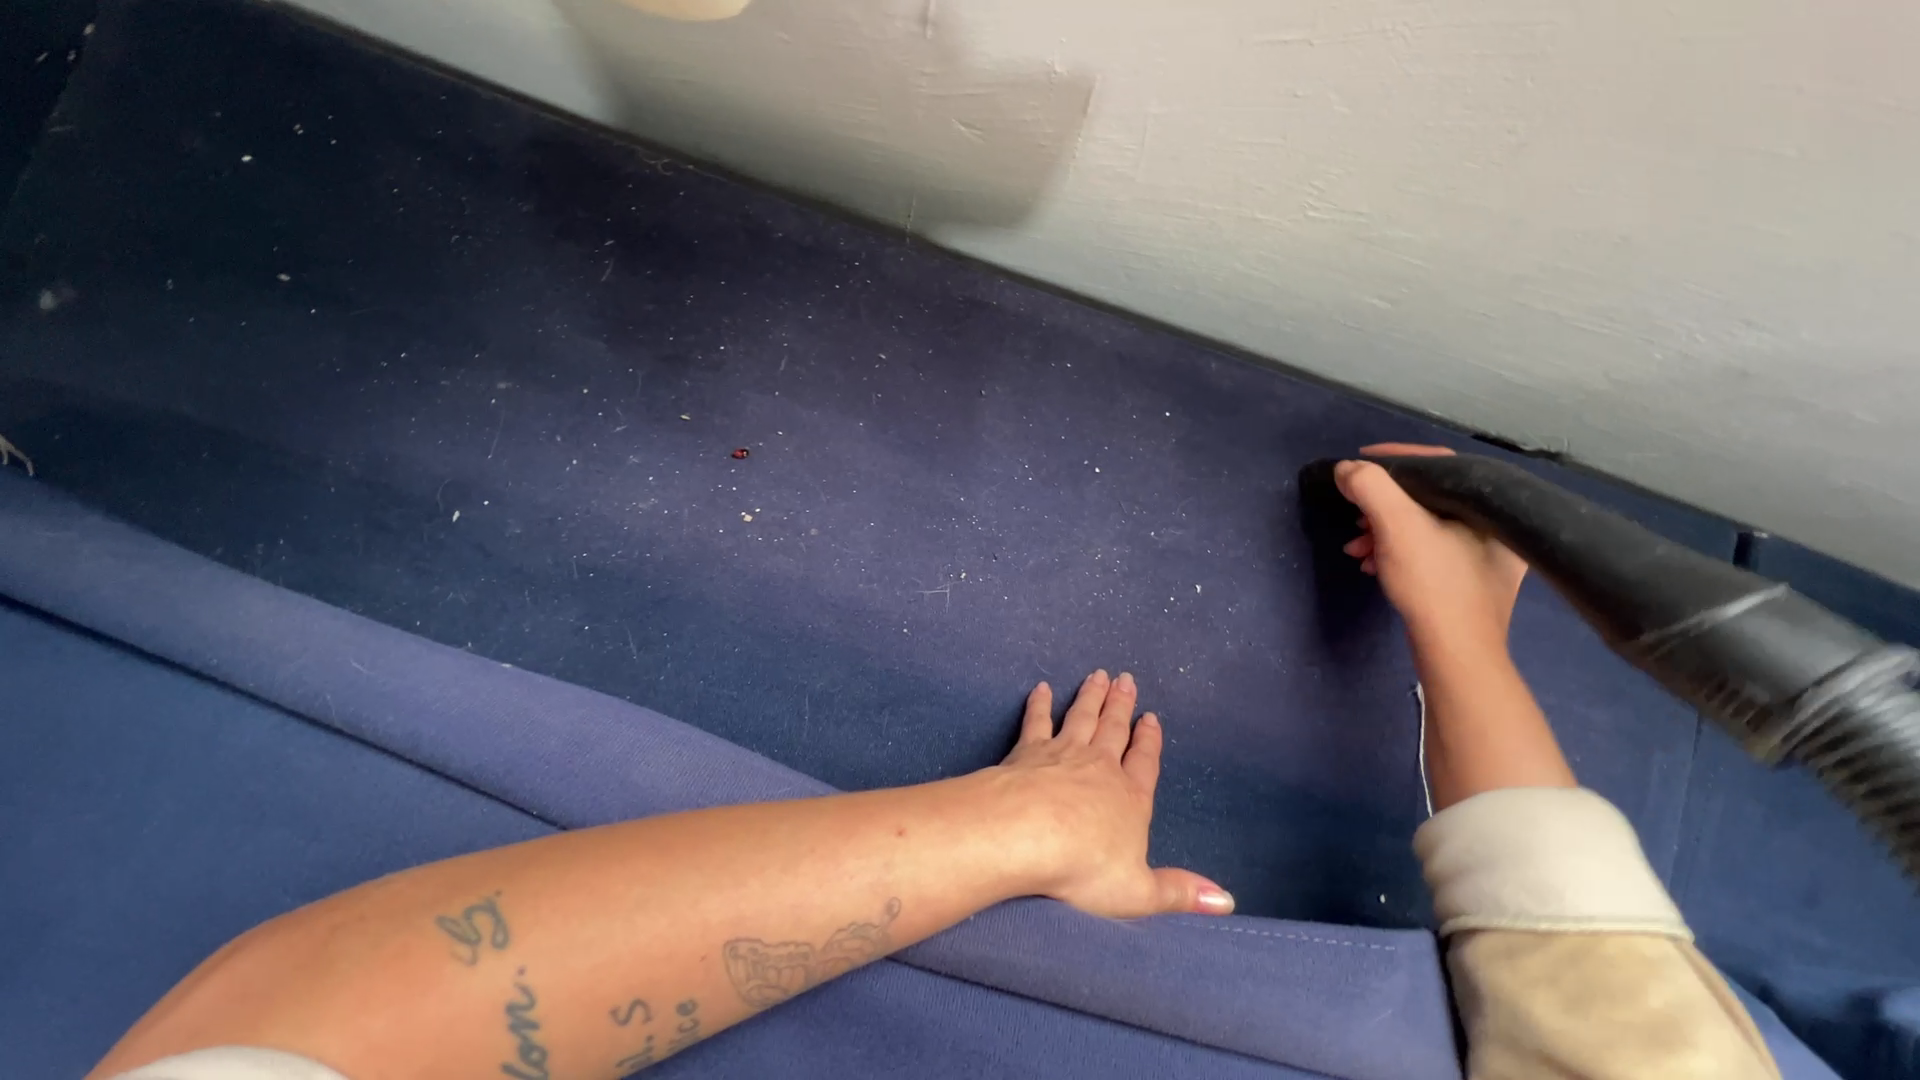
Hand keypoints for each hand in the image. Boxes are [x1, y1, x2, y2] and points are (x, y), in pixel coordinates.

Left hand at [992, 670, 1233, 918]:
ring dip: (1090, 697)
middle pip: (1113, 730)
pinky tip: (1041, 689)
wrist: (1023, 834)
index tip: (1151, 718)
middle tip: (1125, 679)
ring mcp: (1062, 753)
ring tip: (1097, 676)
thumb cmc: (1083, 867)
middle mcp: (1100, 767)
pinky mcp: (1027, 750)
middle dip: (1121, 706)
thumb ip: (1179, 893)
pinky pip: (1037, 720)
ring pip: (1081, 717)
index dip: (1149, 741)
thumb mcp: (1138, 892)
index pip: (1145, 763)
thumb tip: (1227, 901)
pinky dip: (1040, 704)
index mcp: (1130, 799)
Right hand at [1334, 443, 1527, 655]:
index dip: (1393, 457)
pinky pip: (1430, 547)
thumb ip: (1369, 487)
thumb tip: (1347, 469)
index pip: (1436, 461)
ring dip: (1383, 530)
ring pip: (1425, 524)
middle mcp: (1494, 522)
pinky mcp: (1473, 577)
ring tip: (1358, 548)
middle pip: (1426, 496)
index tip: (1357, 461)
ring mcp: (1488, 552)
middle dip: (1380, 504)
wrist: (1456, 650)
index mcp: (1486, 502)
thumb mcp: (1395, 526)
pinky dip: (1397, 550)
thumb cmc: (1432, 582)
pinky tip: (1375, 564)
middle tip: (1354, 516)